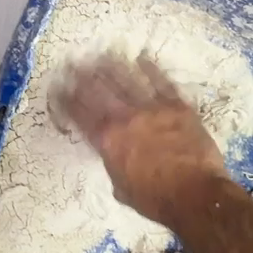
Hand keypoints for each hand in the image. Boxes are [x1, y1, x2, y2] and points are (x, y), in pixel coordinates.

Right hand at [51, 54, 229, 226]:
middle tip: (73, 62)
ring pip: (126, 80)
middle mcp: (124, 119)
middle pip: (98, 90)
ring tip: (101, 53)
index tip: (58, 87)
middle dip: (83, 75)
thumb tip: (114, 157)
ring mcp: (151, 110)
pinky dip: (150, 68)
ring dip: (111, 66)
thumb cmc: (155, 199)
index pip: (80, 114)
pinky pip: (161, 82)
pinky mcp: (177, 107)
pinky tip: (141, 57)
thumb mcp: (121, 186)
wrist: (194, 195)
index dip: (66, 98)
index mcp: (106, 141)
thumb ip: (113, 164)